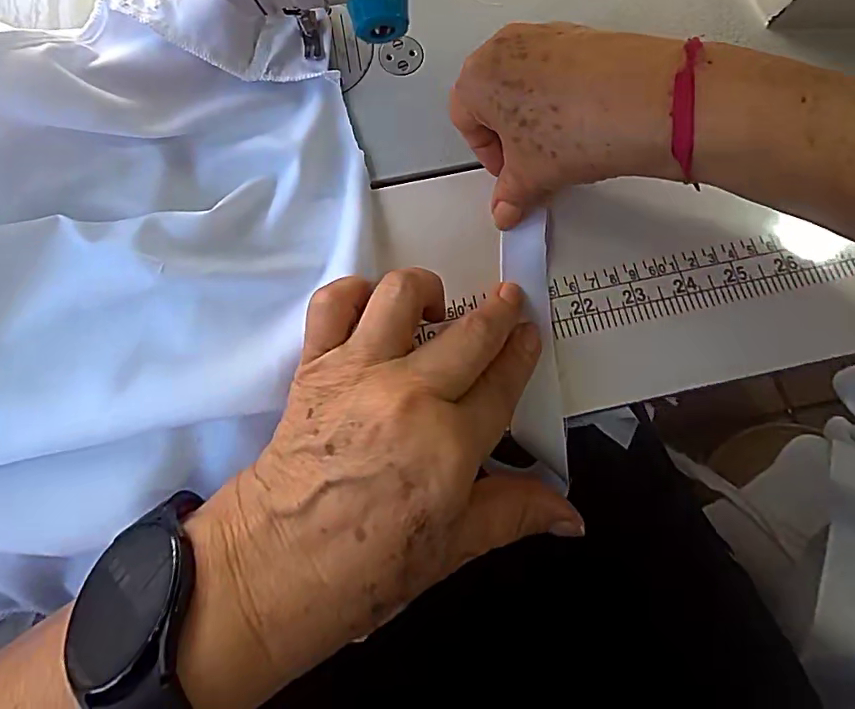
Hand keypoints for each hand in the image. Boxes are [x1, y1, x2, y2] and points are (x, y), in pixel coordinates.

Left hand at [178, 270, 582, 707]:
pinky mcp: (314, 363)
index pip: (500, 383)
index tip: (529, 329)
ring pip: (398, 296)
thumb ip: (514, 515)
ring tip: (432, 308)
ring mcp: (356, 370)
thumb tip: (572, 516)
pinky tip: (368, 304)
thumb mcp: (454, 547)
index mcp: (450, 442)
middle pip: (466, 335)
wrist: (281, 557)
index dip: (520, 352)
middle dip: (496, 312)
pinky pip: (331, 304)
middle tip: (506, 300)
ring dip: (424, 289)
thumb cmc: (370, 565)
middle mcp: (407, 392)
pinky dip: (351, 291)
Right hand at [449, 21, 687, 228]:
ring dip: (534, 113)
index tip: (508, 171)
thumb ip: (510, 193)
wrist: (654, 103)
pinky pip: (556, 69)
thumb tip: (508, 205)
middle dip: (508, 132)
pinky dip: (563, 94)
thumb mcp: (532, 174)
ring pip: (524, 82)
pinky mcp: (579, 35)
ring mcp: (543, 36)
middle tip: (530, 159)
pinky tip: (584, 121)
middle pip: (492, 98)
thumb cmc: (585, 122)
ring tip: (562, 143)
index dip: (488, 154)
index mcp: (475, 76)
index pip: (465, 122)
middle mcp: (503, 47)